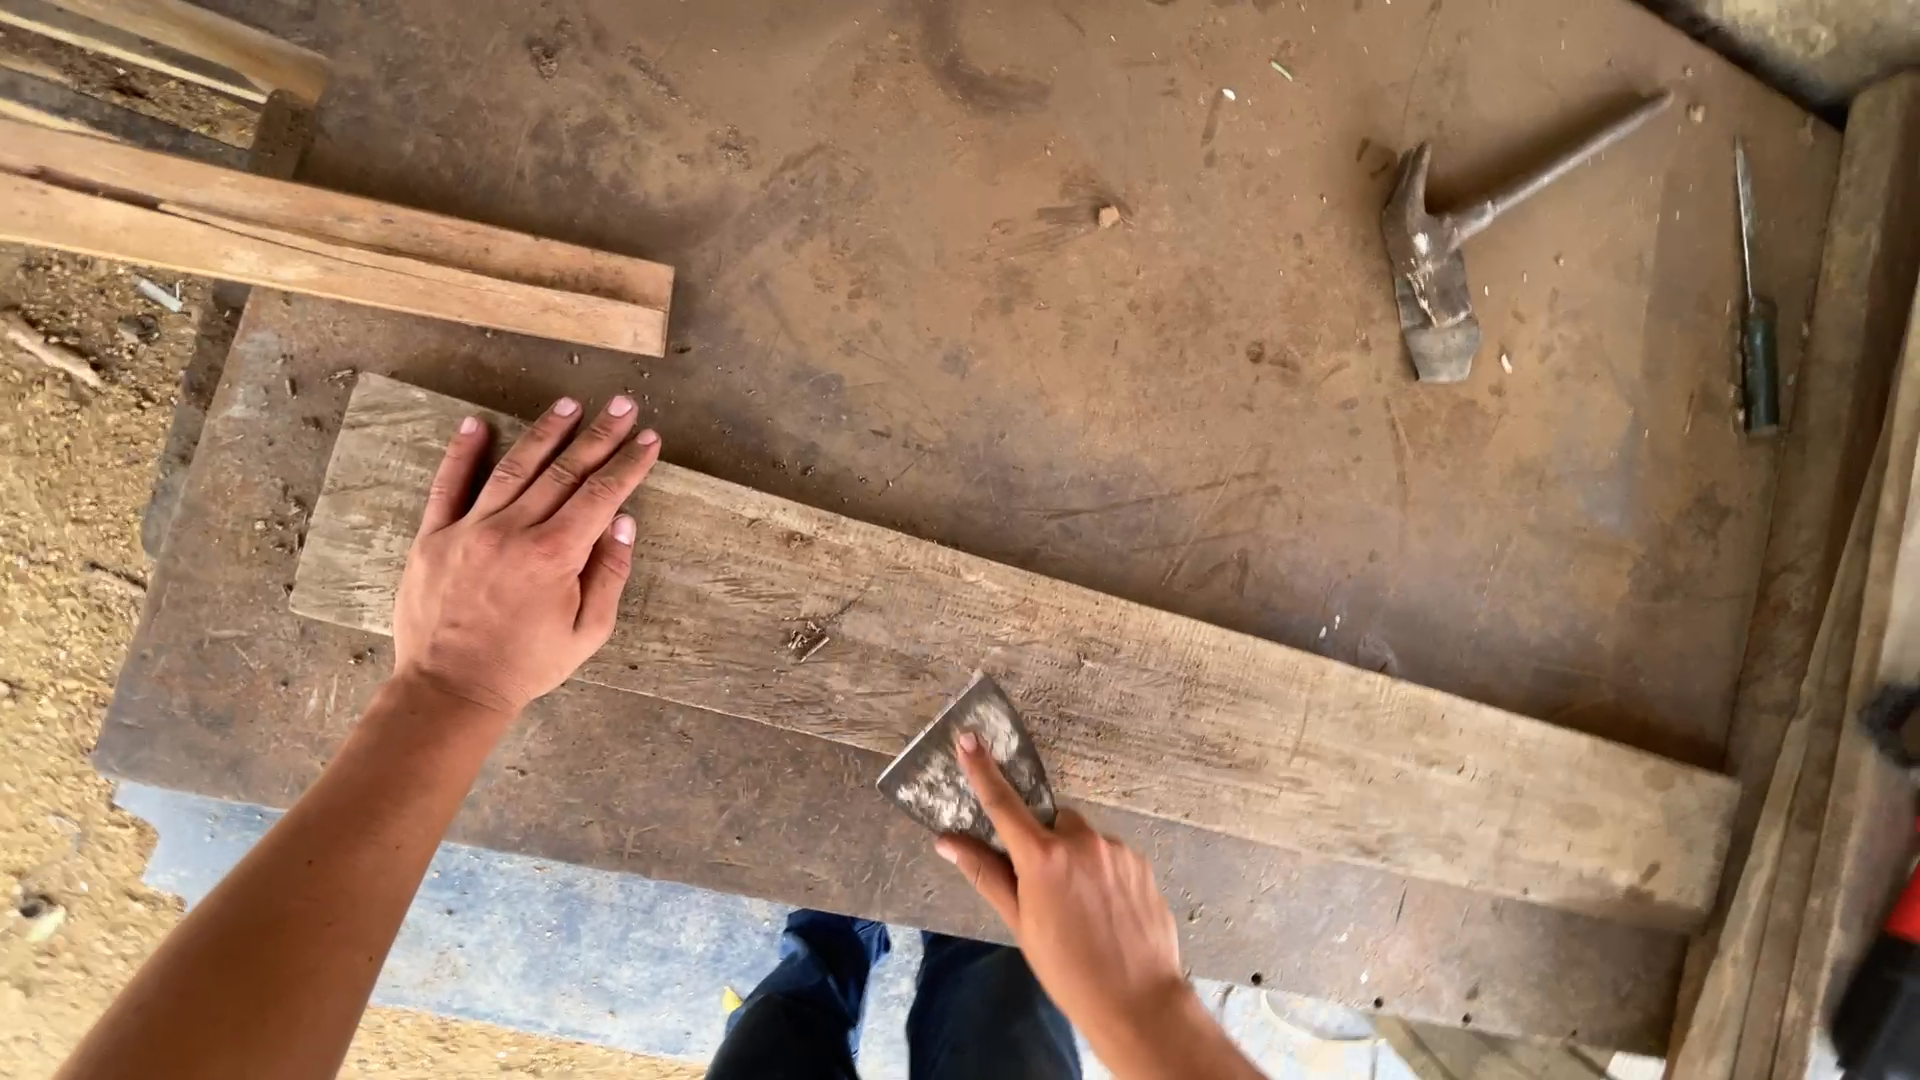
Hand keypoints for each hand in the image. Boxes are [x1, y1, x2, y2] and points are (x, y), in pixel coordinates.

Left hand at [392, 395, 660, 717]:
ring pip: (513, 468)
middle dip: (599, 435)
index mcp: (555, 555)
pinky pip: (448, 486)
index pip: (602, 495)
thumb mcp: (589, 631)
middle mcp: (513, 532)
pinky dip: (463, 453)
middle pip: (564, 471)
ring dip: (545, 433)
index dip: (629, 464)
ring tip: (568, 405)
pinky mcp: (433, 537)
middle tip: (622, 405)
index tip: (649, 439)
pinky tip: (478, 424)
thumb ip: (610, 573)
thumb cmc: (529, 664)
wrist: (450, 689)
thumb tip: (624, 523)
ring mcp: (469, 530)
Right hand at [936, 732, 1189, 1050]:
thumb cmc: (1067, 968)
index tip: (968, 737)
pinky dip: (1103, 872)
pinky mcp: (1139, 861)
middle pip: (1052, 823)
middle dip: (1046, 845)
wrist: (1138, 1002)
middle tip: (1049, 890)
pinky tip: (1107, 910)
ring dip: (1077, 860)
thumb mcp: (1019, 923)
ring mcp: (1114, 849)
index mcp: (1042, 857)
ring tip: (1084, 909)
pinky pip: (1110, 854)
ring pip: (1083, 839)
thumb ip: (985, 874)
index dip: (981, 768)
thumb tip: (946, 841)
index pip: (1002, 803)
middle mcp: (1080, 841)